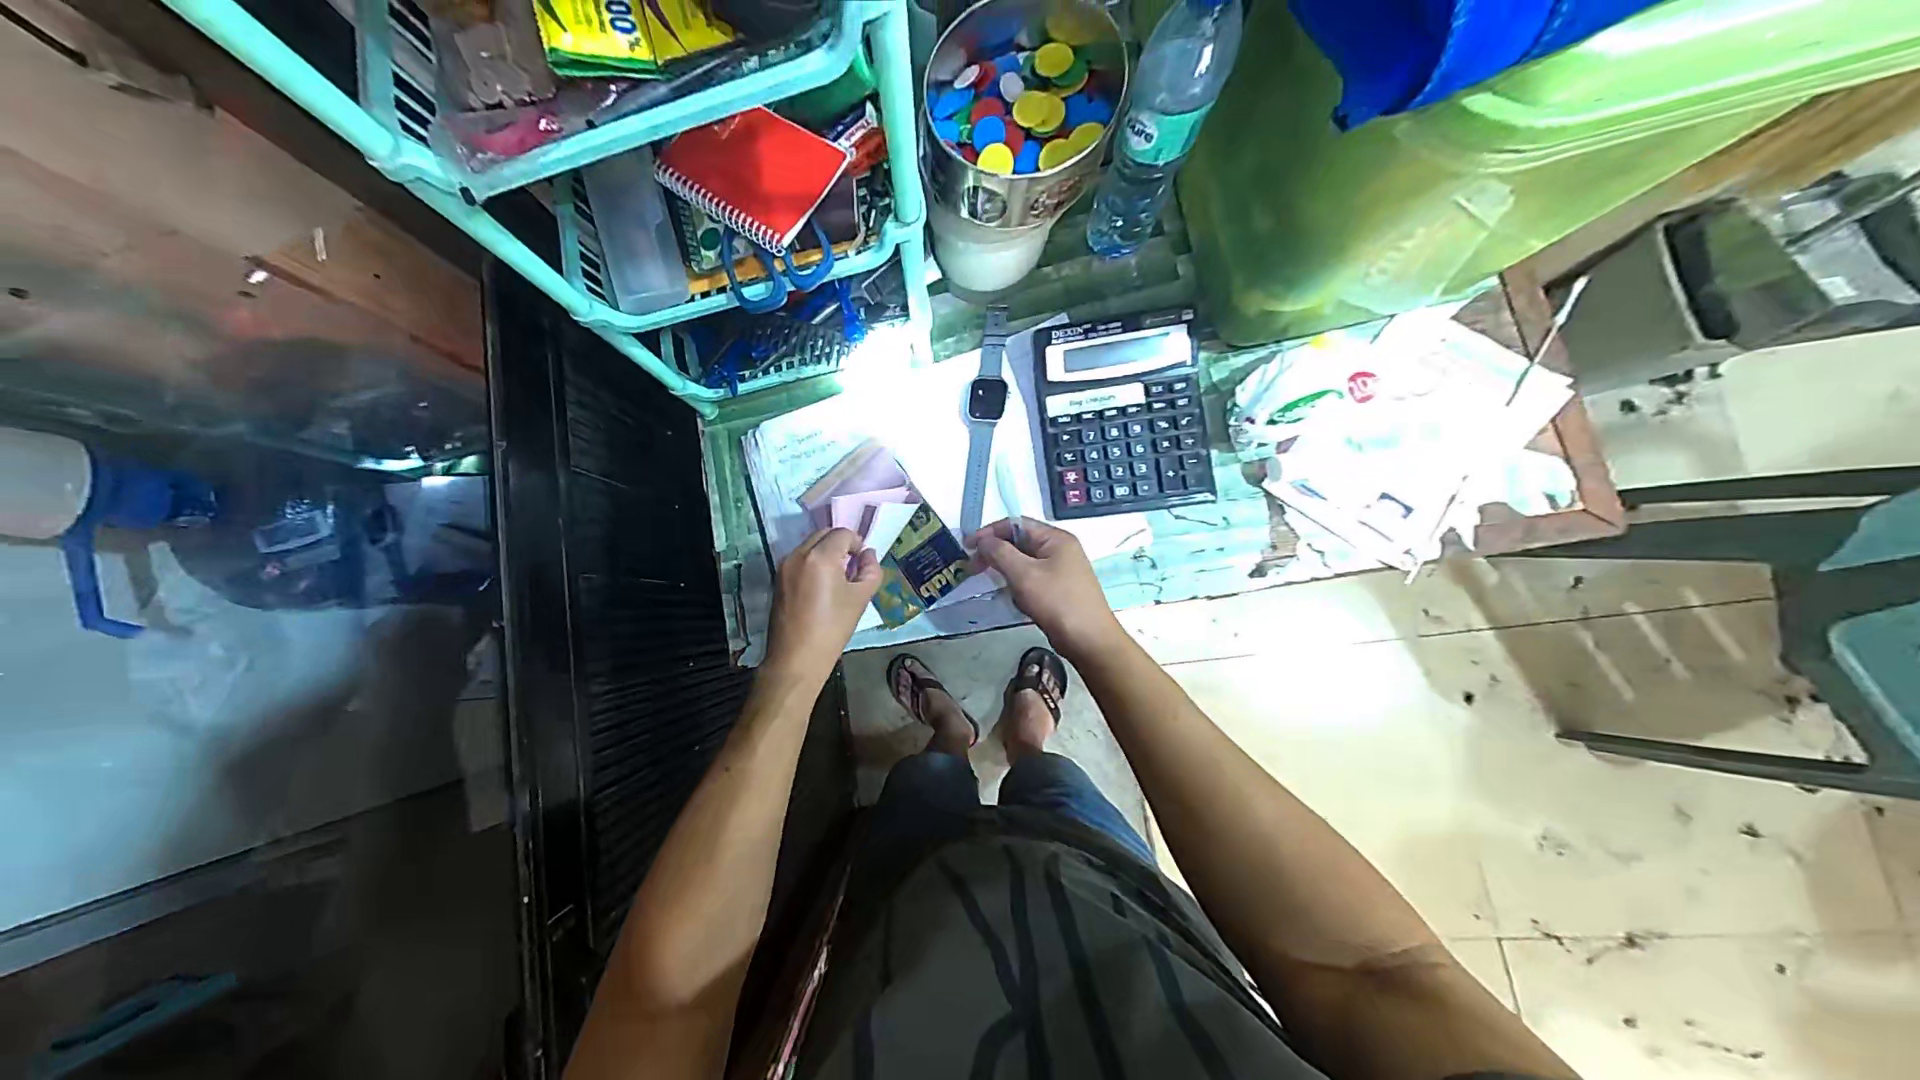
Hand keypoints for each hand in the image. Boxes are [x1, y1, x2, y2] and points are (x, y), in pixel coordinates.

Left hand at [765, 528, 880, 678]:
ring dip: (826, 552)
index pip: (842, 534)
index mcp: (820, 557)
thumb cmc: (832, 628)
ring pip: (810, 545)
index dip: (857, 543)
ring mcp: (784, 566)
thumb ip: (870, 570)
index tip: (862, 561)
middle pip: (824, 534)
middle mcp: (798, 554)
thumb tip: (868, 554)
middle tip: (851, 566)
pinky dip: (812, 562)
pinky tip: (820, 586)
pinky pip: (799, 559)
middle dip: (840, 544)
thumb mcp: (860, 598)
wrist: (796, 658)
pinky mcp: (777, 578)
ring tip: (837, 578)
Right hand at [968, 518, 1123, 659]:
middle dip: (996, 553)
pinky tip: (1015, 599)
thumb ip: (1000, 553)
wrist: (1088, 639)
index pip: (1016, 524)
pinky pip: (1032, 579)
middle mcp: (1060, 549)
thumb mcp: (1024, 574)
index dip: (990, 532)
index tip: (968, 546)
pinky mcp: (1059, 589)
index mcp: (1055, 538)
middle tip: (974, 568)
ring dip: (1007, 571)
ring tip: (996, 585)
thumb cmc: (1056, 602)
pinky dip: (1019, 585)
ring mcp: (1061, 570)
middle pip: (1020, 542)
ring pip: (1024, 562)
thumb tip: (983, 541)